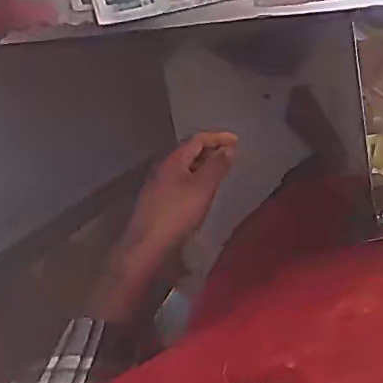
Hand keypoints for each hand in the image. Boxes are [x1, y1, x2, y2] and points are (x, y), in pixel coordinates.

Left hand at [122, 131, 238, 262]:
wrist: (146, 244)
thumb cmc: (177, 213)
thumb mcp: (203, 187)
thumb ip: (217, 166)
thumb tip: (228, 148)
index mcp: (174, 160)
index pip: (198, 139)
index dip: (218, 137)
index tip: (236, 140)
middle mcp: (163, 167)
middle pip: (190, 151)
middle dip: (211, 149)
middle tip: (230, 154)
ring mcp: (158, 183)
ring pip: (185, 166)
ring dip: (204, 164)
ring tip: (220, 170)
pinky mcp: (157, 199)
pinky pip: (181, 180)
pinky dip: (196, 177)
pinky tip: (202, 190)